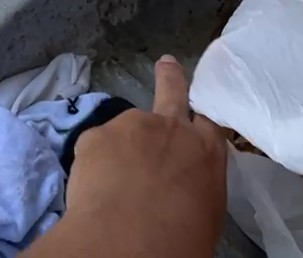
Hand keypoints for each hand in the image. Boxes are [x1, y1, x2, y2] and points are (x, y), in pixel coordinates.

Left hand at [25, 54, 227, 257]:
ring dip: (122, 148)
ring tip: (115, 185)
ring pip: (125, 130)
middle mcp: (172, 128)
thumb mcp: (204, 214)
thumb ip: (194, 184)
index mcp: (206, 154)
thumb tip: (182, 187)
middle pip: (172, 91)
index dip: (200, 113)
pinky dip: (94, 167)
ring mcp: (132, 124)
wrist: (128, 246)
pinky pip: (95, 149)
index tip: (195, 108)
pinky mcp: (97, 133)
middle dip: (170, 77)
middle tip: (166, 63)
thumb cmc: (178, 243)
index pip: (209, 121)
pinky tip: (94, 191)